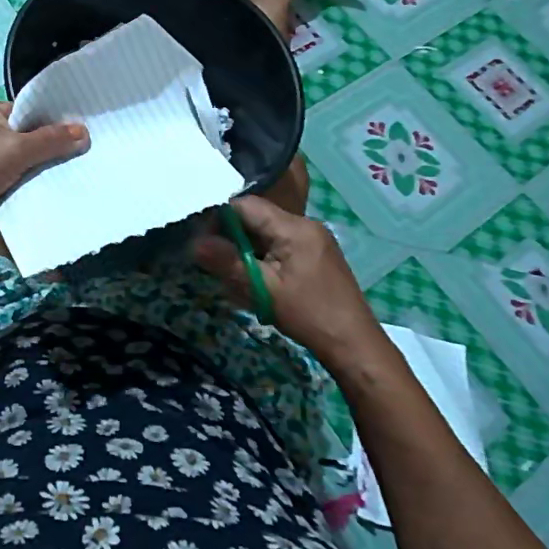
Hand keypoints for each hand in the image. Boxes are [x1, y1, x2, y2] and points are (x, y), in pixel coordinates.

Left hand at [0, 100, 88, 251]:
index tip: (81, 126)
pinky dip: (36, 175)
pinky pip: (22, 171)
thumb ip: (53, 139)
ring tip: (77, 162)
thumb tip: (85, 132)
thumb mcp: (19, 148)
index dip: (54, 117)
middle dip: (53, 140)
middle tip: (84, 145)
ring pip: (27, 153)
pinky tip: (58, 178)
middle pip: (30, 131)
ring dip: (46, 160)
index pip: (29, 108)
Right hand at [190, 195, 384, 366]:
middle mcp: (306, 224)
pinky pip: (282, 244)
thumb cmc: (308, 314)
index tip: (202, 237)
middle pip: (258, 217)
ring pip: (269, 232)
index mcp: (294, 227)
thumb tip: (194, 243)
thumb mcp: (263, 290)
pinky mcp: (317, 254)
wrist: (353, 342)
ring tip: (232, 272)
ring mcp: (315, 239)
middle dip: (233, 235)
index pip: (247, 205)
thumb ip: (228, 262)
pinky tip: (256, 278)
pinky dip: (264, 256)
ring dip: (248, 248)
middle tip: (213, 258)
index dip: (220, 216)